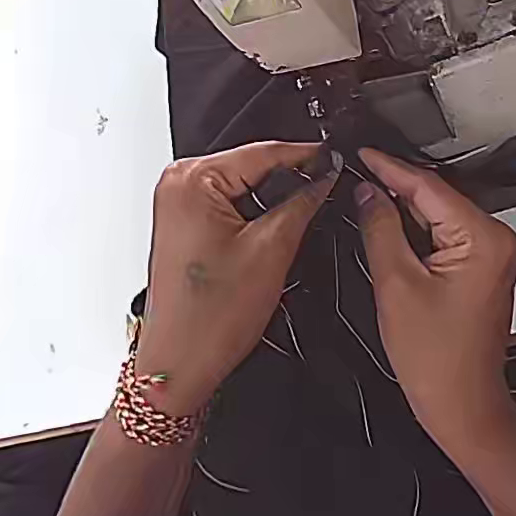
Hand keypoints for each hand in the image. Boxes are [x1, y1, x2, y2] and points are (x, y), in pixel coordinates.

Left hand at [137, 142, 337, 414]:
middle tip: (329, 185)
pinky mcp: (185, 220)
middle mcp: (178, 184)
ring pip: (244, 181)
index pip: (265, 151)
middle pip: (253, 163)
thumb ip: (303, 201)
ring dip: (275, 193)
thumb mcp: (272, 249)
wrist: (179, 364)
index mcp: (192, 181)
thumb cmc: (208, 319)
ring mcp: (178, 202)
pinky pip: (230, 198)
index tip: (337, 159)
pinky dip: (256, 207)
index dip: (309, 155)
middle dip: (292, 174)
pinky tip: (278, 222)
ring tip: (308, 206)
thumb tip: (324, 176)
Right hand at [352, 147, 515, 449]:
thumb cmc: (438, 360)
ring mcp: (491, 252)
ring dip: (404, 207)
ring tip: (367, 194)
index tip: (364, 154)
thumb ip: (381, 228)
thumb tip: (368, 192)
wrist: (463, 403)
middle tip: (358, 172)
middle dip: (395, 186)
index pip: (429, 187)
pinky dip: (417, 229)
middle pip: (437, 198)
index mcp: (482, 238)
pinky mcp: (482, 265)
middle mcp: (495, 240)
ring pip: (439, 215)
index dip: (390, 168)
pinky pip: (446, 233)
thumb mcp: (396, 284)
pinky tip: (390, 224)